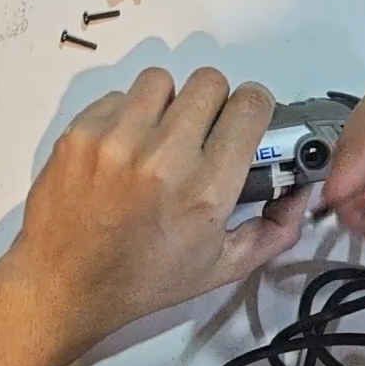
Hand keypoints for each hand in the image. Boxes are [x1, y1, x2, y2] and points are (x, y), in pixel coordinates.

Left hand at [5, 67, 307, 353]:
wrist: (63, 284)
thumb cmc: (143, 280)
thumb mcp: (221, 269)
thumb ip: (274, 230)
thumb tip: (301, 190)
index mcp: (205, 192)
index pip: (250, 106)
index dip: (253, 109)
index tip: (244, 121)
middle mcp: (163, 158)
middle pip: (209, 82)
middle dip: (213, 104)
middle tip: (199, 133)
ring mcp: (116, 141)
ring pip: (162, 81)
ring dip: (167, 104)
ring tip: (157, 138)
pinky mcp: (80, 133)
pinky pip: (118, 97)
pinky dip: (126, 117)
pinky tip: (121, 151)